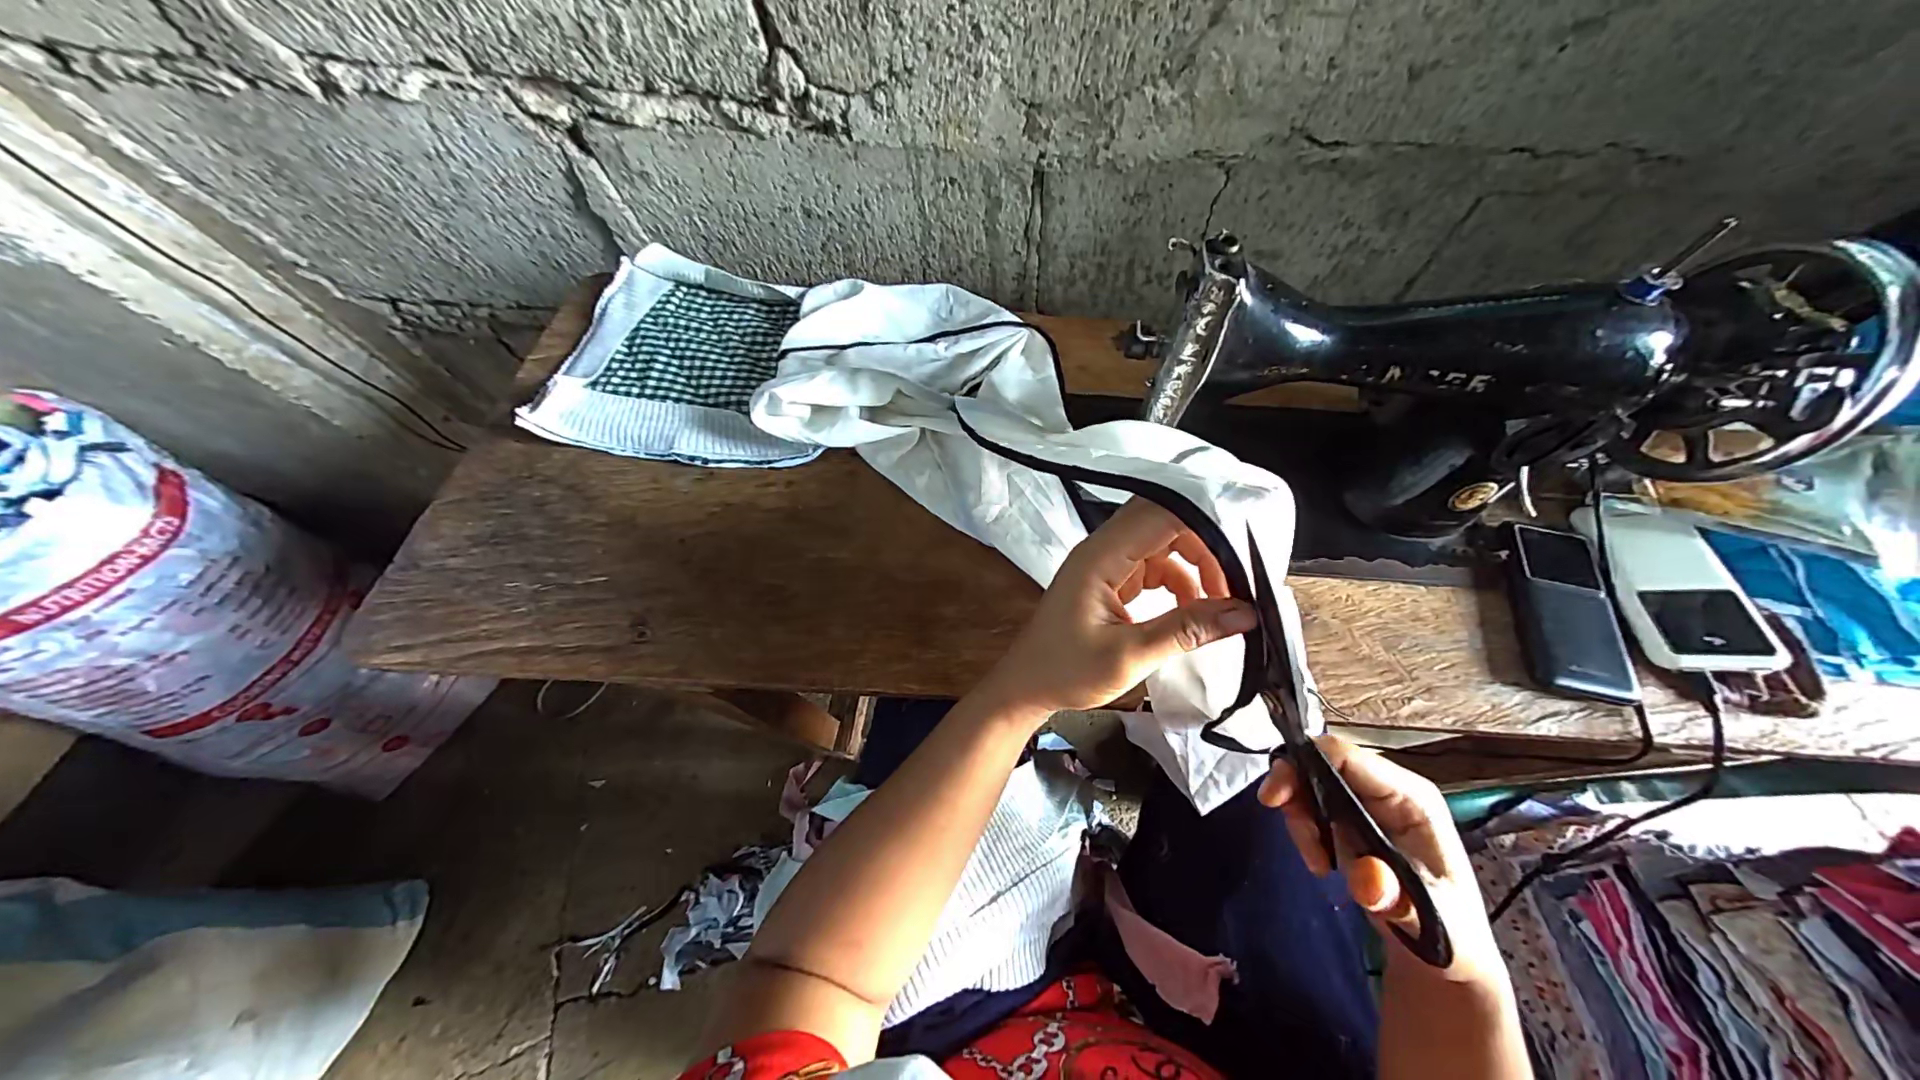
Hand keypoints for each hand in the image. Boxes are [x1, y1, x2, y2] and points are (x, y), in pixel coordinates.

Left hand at [976, 498, 1256, 717]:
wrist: (1026, 686)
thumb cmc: (1065, 671)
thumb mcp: (1130, 655)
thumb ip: (1186, 630)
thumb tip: (1243, 614)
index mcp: (1100, 557)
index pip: (1161, 515)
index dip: (1206, 524)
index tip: (1242, 552)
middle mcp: (1102, 550)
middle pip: (1164, 522)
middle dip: (1205, 545)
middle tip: (1235, 582)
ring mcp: (1105, 563)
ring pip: (1162, 543)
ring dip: (1194, 566)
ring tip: (1218, 603)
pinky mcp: (1109, 579)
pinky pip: (1153, 565)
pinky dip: (1178, 582)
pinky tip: (1192, 610)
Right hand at [1260, 735, 1507, 990]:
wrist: (1446, 953)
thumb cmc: (1447, 933)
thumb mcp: (1429, 923)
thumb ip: (1396, 898)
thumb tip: (1365, 876)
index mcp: (1411, 798)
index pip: (1346, 756)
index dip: (1304, 763)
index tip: (1276, 796)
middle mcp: (1388, 790)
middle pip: (1322, 763)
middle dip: (1295, 789)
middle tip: (1282, 817)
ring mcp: (1369, 803)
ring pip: (1311, 783)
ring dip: (1299, 817)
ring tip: (1318, 862)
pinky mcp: (1352, 818)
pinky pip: (1313, 804)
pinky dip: (1304, 829)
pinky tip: (1321, 862)